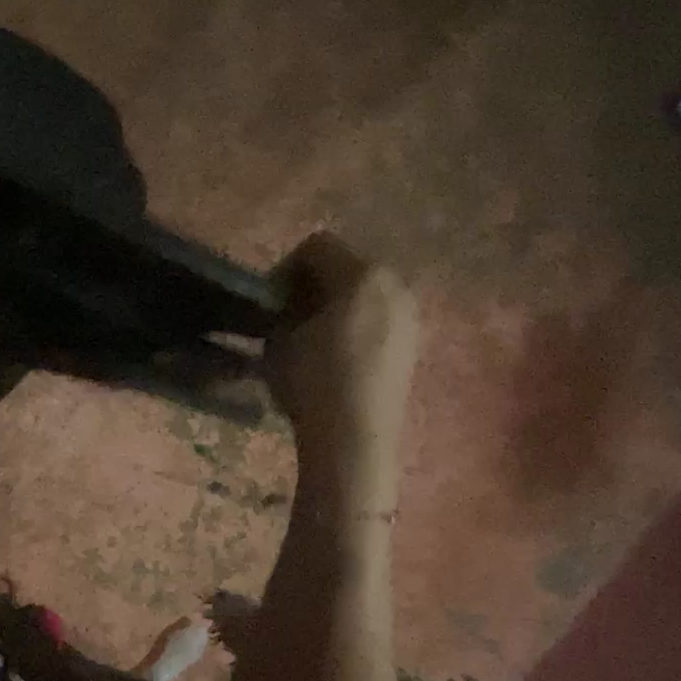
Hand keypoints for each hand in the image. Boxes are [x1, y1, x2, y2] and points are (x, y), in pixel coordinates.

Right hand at [265, 234, 418, 466]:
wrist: (354, 435)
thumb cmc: (310, 379)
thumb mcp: (277, 339)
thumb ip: (280, 310)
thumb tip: (285, 306)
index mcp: (361, 273)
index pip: (316, 246)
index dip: (285, 268)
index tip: (268, 300)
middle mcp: (394, 284)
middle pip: (346, 266)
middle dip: (312, 285)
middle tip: (285, 317)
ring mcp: (410, 314)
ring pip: (364, 293)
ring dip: (333, 306)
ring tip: (309, 339)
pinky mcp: (412, 343)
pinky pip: (377, 317)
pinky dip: (353, 325)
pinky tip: (333, 357)